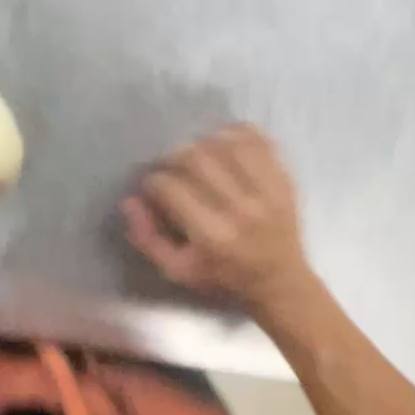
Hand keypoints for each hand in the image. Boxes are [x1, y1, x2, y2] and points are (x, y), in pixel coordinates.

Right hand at [122, 123, 316, 318]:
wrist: (279, 281)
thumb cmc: (222, 278)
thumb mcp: (178, 271)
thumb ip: (148, 238)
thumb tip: (130, 201)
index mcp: (212, 236)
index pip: (171, 188)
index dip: (153, 181)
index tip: (151, 185)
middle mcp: (241, 210)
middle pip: (197, 158)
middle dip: (173, 156)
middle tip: (168, 165)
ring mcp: (267, 191)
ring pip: (227, 143)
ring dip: (203, 141)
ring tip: (194, 153)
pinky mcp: (285, 179)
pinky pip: (259, 140)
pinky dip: (236, 133)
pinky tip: (223, 142)